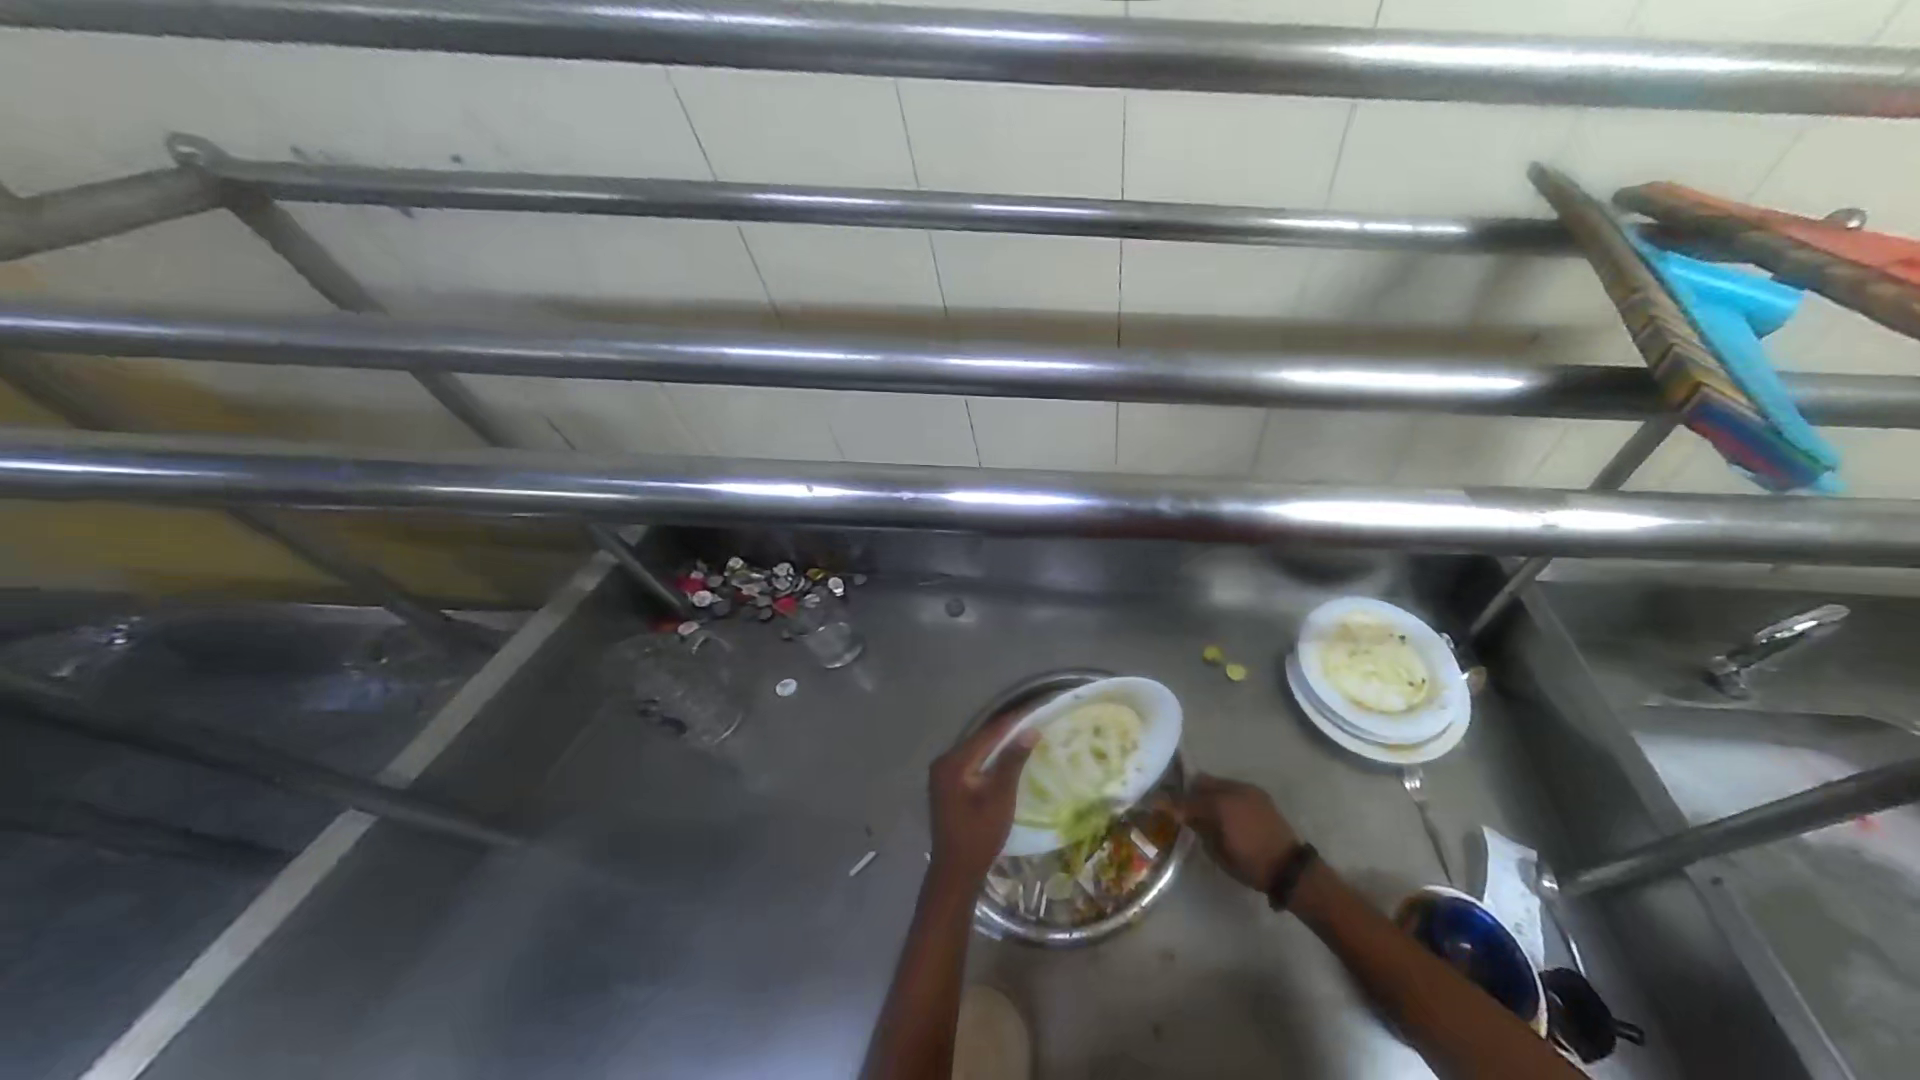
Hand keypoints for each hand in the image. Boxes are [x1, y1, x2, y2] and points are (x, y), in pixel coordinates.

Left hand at [927, 708, 1040, 886]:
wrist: (956, 871)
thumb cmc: (979, 834)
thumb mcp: (1000, 796)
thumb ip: (1012, 761)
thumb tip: (1030, 730)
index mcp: (954, 761)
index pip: (988, 733)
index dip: (1013, 721)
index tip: (1035, 709)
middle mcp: (944, 761)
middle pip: (980, 739)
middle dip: (1007, 731)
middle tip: (1034, 721)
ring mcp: (943, 773)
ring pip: (976, 750)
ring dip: (999, 744)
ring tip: (1026, 735)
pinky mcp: (948, 785)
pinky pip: (972, 762)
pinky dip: (990, 758)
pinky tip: (1007, 758)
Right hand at [1169, 773, 1300, 891]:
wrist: (1290, 868)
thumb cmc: (1250, 865)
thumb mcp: (1217, 851)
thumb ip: (1199, 828)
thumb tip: (1185, 817)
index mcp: (1219, 805)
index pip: (1185, 800)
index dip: (1168, 802)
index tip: (1153, 802)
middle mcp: (1231, 790)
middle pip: (1200, 782)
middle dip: (1188, 792)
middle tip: (1180, 806)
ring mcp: (1247, 789)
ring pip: (1217, 782)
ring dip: (1206, 793)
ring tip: (1202, 808)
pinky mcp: (1258, 793)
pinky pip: (1232, 788)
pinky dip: (1222, 795)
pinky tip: (1223, 810)